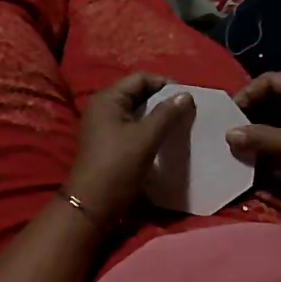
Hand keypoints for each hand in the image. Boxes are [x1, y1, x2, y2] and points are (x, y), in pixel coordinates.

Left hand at [65, 72, 193, 225]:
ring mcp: (103, 124)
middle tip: (187, 111)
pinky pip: (131, 125)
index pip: (140, 78)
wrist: (92, 203)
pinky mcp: (107, 141)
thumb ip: (166, 114)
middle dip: (162, 99)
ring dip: (156, 115)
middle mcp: (102, 106)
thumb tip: (185, 95)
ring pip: (135, 110)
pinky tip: (165, 137)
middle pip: (137, 92)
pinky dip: (148, 127)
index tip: (188, 97)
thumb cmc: (118, 166)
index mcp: (107, 98)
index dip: (164, 83)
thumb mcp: (145, 138)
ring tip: (180, 123)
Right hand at [225, 73, 280, 219]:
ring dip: (262, 137)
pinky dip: (275, 150)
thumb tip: (228, 134)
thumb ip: (263, 139)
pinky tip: (260, 164)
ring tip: (240, 151)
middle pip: (275, 101)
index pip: (273, 81)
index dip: (247, 95)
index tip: (226, 118)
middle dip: (251, 118)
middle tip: (227, 136)